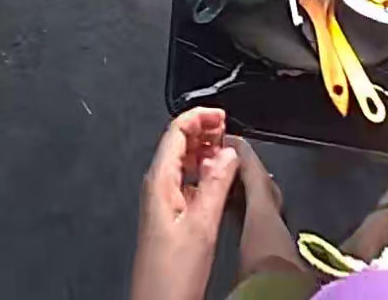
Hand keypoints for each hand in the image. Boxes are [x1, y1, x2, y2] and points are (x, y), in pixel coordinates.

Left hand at [130, 108, 238, 299]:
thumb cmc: (174, 271)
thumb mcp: (201, 225)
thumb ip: (216, 184)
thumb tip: (229, 151)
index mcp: (159, 178)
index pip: (176, 131)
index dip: (198, 117)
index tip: (222, 116)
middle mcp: (157, 182)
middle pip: (178, 142)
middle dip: (202, 129)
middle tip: (228, 128)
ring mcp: (162, 197)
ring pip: (182, 160)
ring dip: (203, 149)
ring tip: (226, 147)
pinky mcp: (169, 212)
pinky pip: (185, 178)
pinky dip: (202, 169)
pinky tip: (218, 176)